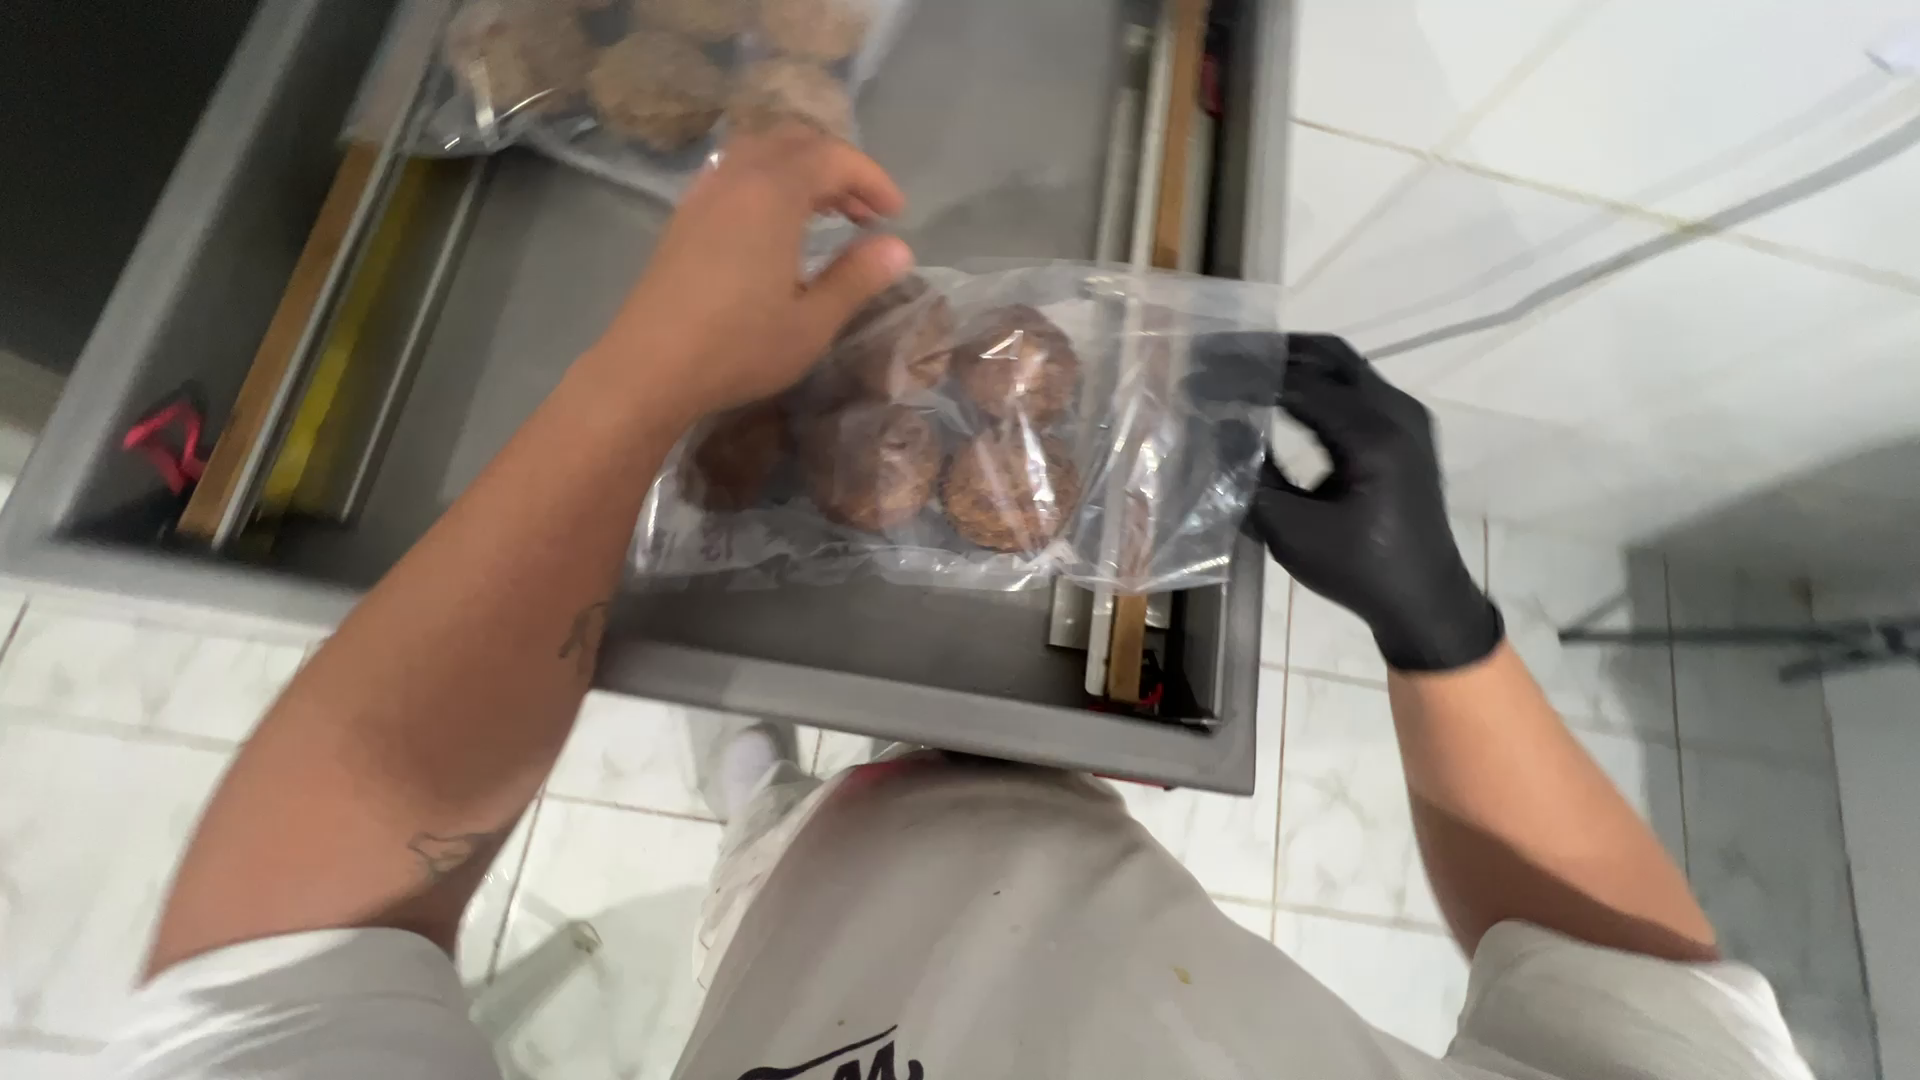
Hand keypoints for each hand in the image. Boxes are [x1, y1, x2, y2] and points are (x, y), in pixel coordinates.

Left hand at [592, 124, 913, 420]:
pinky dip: (769, 181)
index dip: (871, 178)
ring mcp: (704, 194)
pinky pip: (735, 172)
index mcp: (773, 195)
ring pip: (761, 153)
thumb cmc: (740, 348)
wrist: (651, 368)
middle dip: (838, 168)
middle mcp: (737, 179)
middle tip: (866, 213)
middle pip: (795, 142)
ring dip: (802, 171)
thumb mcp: (812, 322)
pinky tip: (777, 226)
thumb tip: (899, 249)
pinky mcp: (685, 217)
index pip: (832, 158)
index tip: (896, 214)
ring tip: (827, 213)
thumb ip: (856, 278)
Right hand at [1206, 333, 1501, 671]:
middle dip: (1270, 352)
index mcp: (1374, 437)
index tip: (1197, 376)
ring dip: (1292, 363)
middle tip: (1218, 355)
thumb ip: (1250, 475)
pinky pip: (1353, 388)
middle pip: (1328, 357)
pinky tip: (1277, 395)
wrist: (1423, 598)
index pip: (1298, 385)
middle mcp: (1396, 413)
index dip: (1243, 377)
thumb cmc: (1356, 569)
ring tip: (1239, 369)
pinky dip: (1312, 383)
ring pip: (1343, 367)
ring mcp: (1405, 418)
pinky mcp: (1402, 431)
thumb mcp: (1291, 529)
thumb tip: (1216, 427)